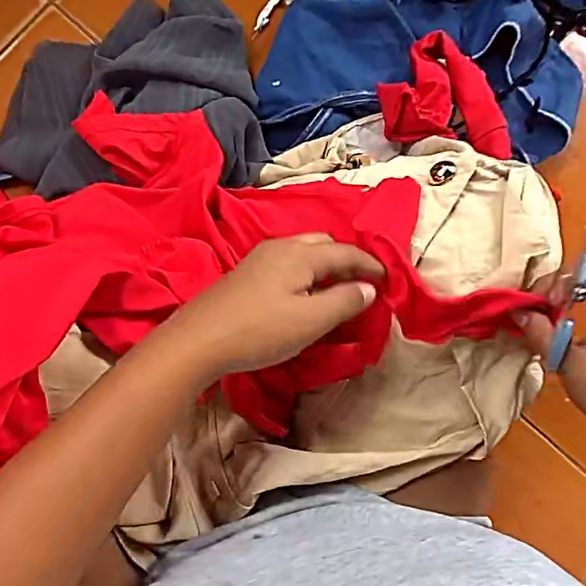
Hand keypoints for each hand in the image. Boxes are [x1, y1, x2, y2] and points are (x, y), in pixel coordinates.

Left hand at [156, 233, 383, 379]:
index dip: (370, 265)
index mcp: (300, 254)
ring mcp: (259, 259)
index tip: (388, 280)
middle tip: (364, 282)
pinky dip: (307, 273)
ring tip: (339, 289)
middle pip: (323, 244)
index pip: (346, 251)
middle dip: (347, 259)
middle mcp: (280, 247)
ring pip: (304, 252)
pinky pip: (288, 264)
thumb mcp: (311, 320)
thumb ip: (345, 301)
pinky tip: (305, 294)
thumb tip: (368, 288)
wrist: (197, 341)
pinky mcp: (246, 275)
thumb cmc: (260, 330)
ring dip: (326, 266)